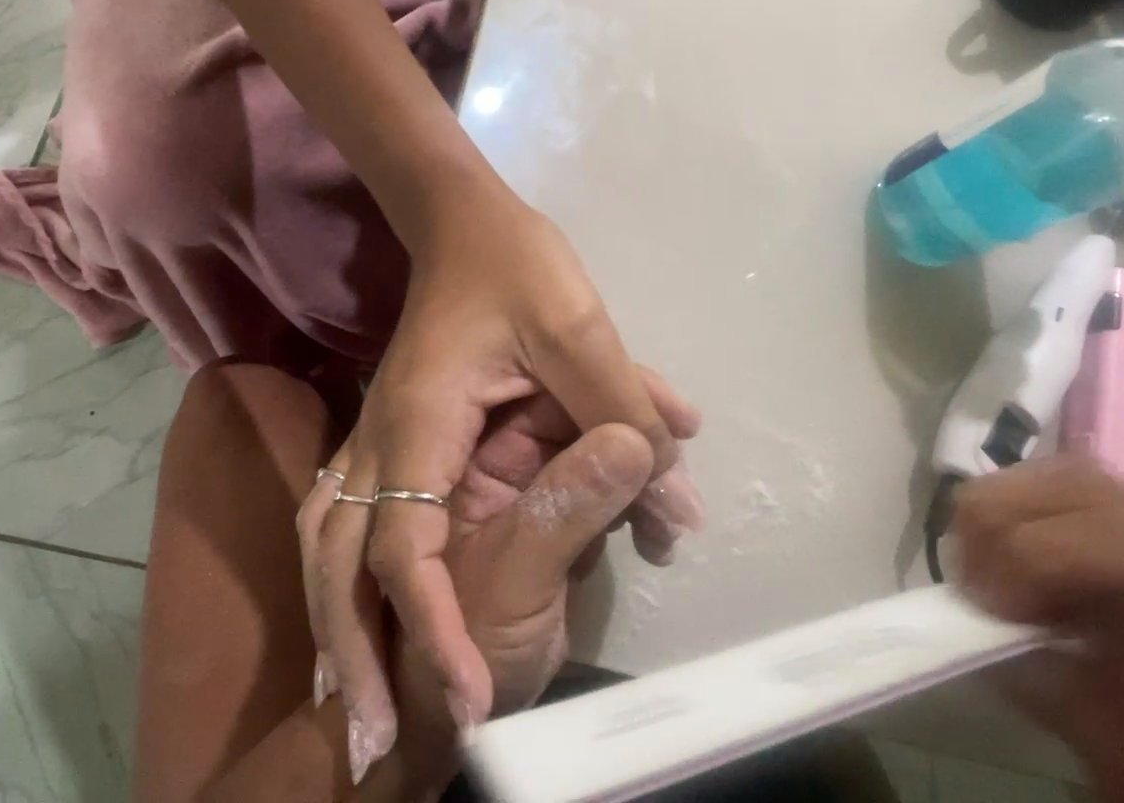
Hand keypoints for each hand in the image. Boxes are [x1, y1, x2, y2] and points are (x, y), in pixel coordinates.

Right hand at [298, 199, 705, 781]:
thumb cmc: (518, 267)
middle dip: (351, 651)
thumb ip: (625, 421)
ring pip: (325, 541)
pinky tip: (348, 620)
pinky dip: (339, 581)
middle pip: (337, 556)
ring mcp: (374, 440)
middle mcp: (380, 442)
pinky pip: (341, 520)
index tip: (473, 695)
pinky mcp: (385, 439)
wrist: (462, 223)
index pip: (407, 540)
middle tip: (373, 743)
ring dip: (335, 624)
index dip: (434, 623)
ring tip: (349, 706)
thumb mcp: (579, 334)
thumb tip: (678, 517)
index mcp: (420, 423)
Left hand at [358, 412, 678, 801]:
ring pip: (595, 452)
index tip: (671, 422)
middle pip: (575, 418)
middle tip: (684, 478)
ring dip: (641, 484)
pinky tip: (657, 538)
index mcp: (455, 450)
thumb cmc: (447, 657)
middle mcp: (487, 453)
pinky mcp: (548, 516)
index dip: (608, 403)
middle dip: (635, 445)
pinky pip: (600, 491)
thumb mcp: (512, 576)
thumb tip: (631, 439)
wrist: (439, 725)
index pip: (539, 399)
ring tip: (672, 524)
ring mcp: (519, 483)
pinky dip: (634, 509)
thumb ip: (564, 507)